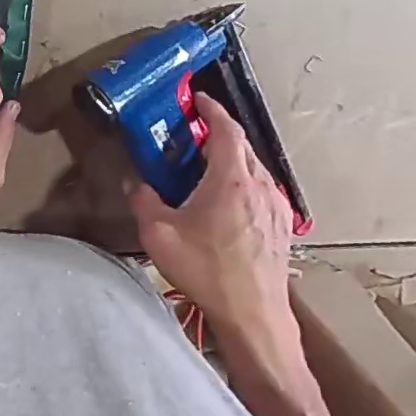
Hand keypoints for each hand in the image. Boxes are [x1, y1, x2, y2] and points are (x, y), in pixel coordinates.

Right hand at [130, 93, 298, 330]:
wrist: (253, 314)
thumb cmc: (208, 272)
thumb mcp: (159, 234)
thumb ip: (143, 201)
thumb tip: (135, 185)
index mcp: (231, 179)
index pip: (226, 128)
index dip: (211, 109)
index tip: (197, 100)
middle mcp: (259, 185)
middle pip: (241, 145)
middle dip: (216, 135)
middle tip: (191, 138)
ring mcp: (275, 206)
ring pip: (252, 168)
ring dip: (230, 160)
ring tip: (203, 170)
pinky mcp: (280, 225)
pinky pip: (260, 190)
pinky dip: (241, 183)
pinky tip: (223, 204)